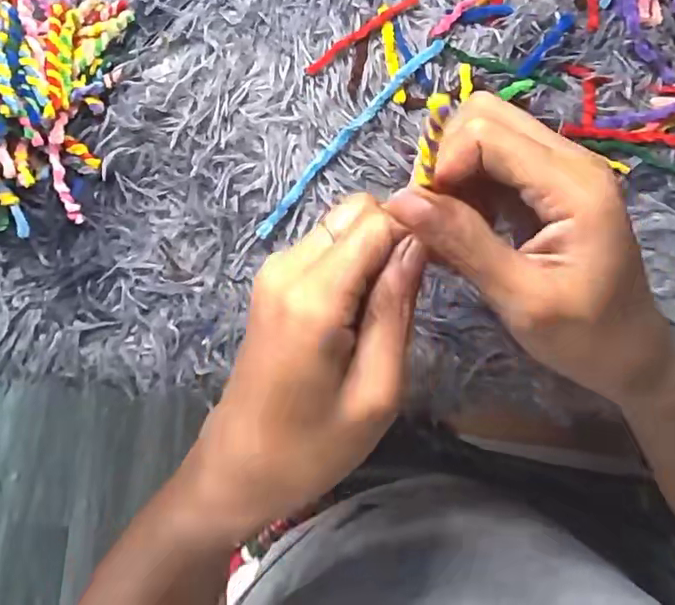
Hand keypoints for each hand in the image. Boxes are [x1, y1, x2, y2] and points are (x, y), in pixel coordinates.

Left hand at [179, 194, 424, 538]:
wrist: (240, 464)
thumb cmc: (313, 445)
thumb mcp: (376, 391)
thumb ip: (396, 308)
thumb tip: (419, 243)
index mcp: (313, 296)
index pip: (374, 221)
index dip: (411, 232)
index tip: (434, 266)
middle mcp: (287, 265)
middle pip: (355, 211)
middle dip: (391, 236)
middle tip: (407, 290)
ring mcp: (274, 266)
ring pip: (340, 222)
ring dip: (370, 249)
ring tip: (381, 305)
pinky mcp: (272, 274)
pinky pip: (324, 242)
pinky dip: (350, 259)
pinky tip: (355, 307)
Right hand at [384, 93, 674, 409]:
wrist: (634, 355)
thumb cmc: (585, 337)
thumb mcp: (520, 299)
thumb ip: (462, 243)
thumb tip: (399, 200)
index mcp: (574, 184)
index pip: (486, 132)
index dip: (445, 162)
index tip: (429, 214)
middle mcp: (571, 158)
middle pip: (485, 113)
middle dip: (447, 155)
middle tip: (437, 210)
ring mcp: (562, 163)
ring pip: (486, 126)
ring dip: (456, 166)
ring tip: (452, 219)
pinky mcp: (550, 176)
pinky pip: (494, 151)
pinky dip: (469, 178)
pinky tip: (468, 220)